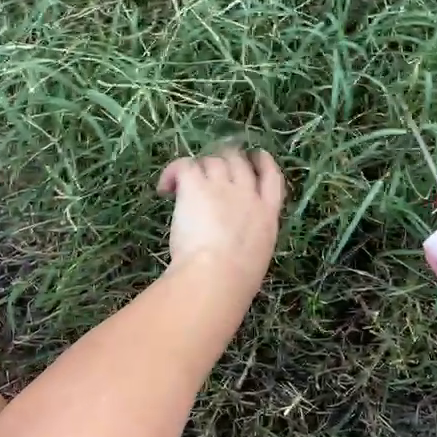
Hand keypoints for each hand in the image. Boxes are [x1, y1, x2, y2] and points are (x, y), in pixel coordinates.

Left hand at [156, 149, 284, 296]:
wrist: (217, 275)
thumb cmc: (237, 280)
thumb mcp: (256, 258)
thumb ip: (250, 241)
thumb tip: (236, 243)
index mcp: (267, 214)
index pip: (271, 177)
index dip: (263, 162)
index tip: (255, 156)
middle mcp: (246, 193)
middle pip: (238, 161)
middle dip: (224, 158)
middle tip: (208, 168)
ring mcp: (221, 186)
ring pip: (211, 161)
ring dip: (199, 168)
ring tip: (183, 186)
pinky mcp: (196, 186)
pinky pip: (184, 165)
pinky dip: (173, 172)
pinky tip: (165, 189)